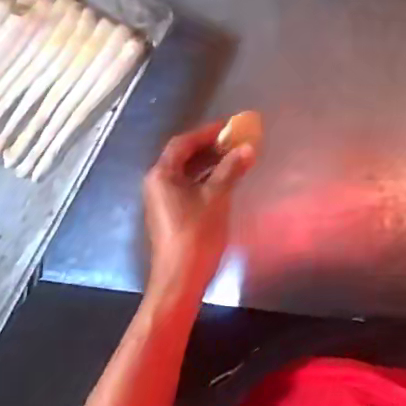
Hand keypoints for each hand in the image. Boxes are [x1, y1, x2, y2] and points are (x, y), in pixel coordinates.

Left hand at [141, 121, 255, 306]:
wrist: (180, 279)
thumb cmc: (196, 235)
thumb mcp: (216, 198)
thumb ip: (230, 170)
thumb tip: (248, 148)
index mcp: (162, 175)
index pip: (182, 143)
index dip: (206, 132)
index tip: (229, 127)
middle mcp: (157, 183)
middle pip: (182, 156)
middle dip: (209, 147)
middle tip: (234, 141)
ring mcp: (162, 200)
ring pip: (186, 173)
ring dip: (209, 163)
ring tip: (234, 157)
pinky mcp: (171, 214)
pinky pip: (188, 186)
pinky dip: (205, 179)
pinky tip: (225, 181)